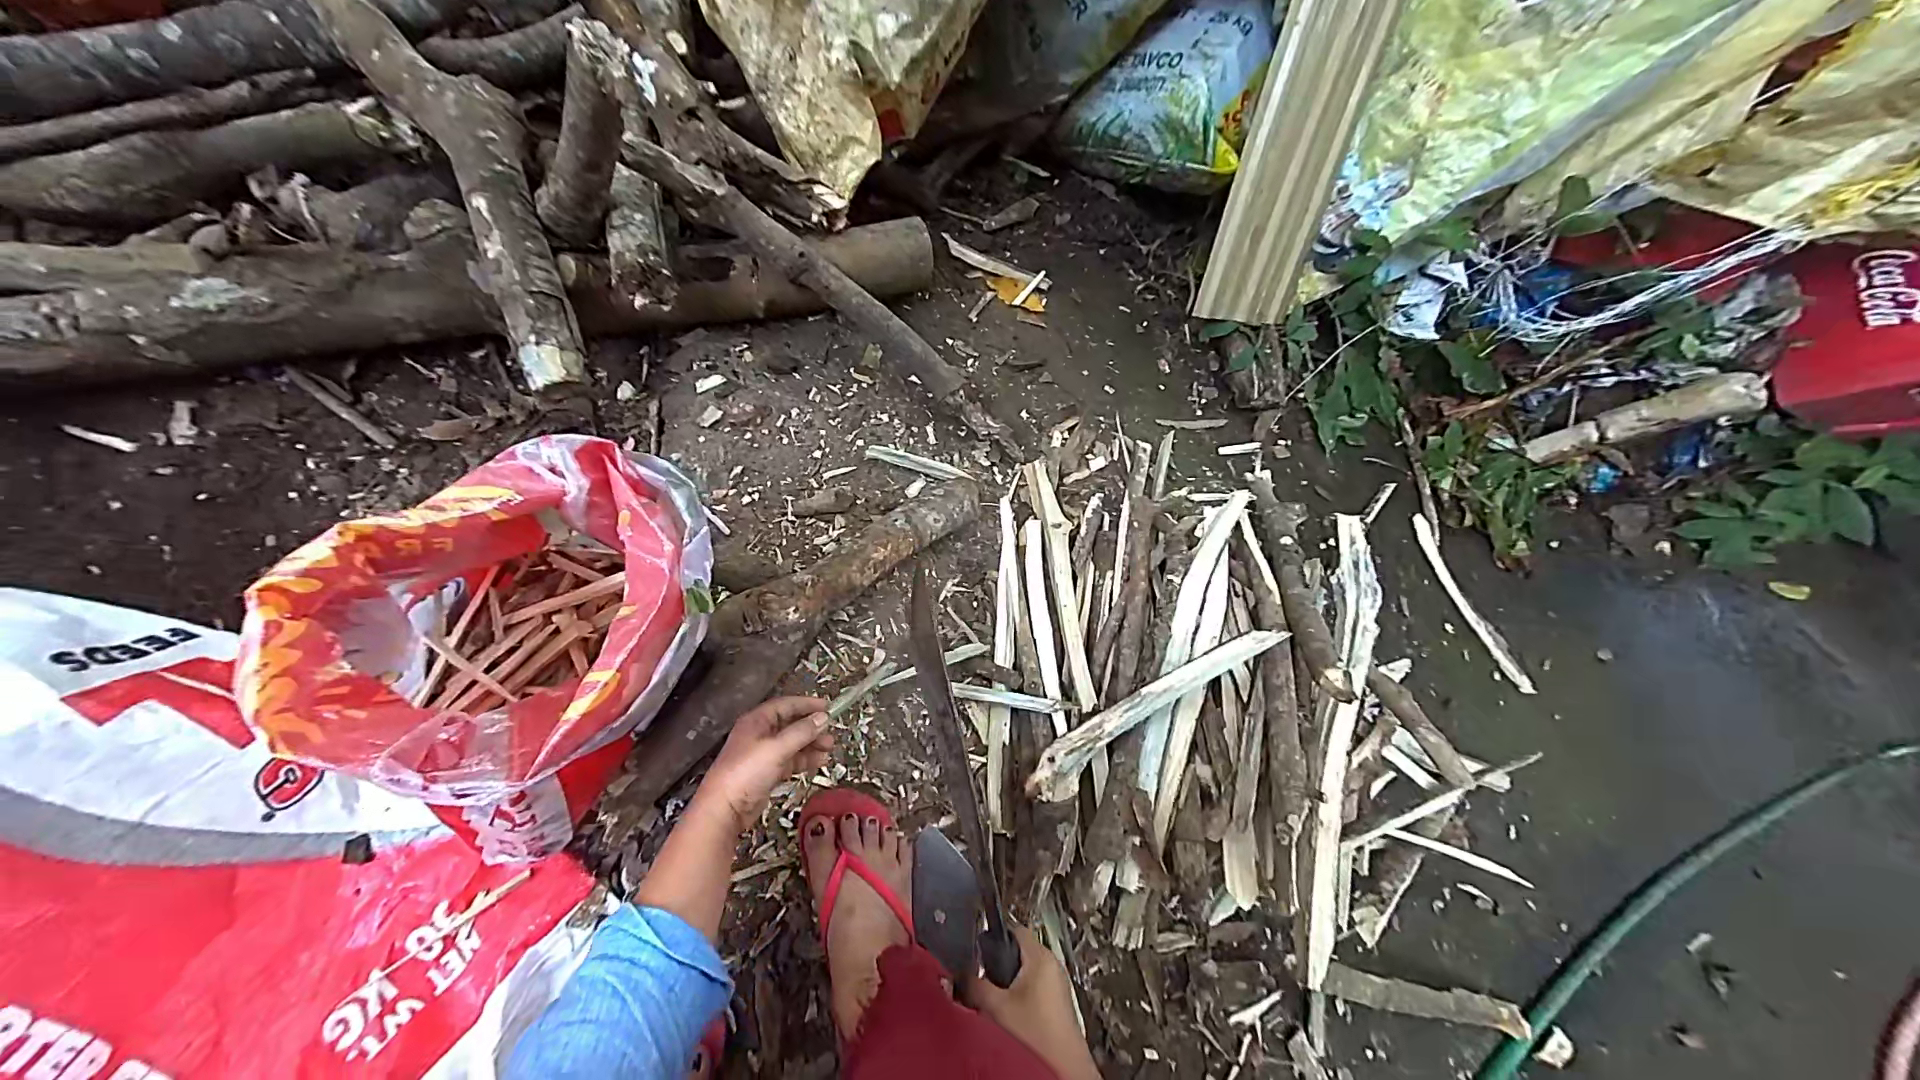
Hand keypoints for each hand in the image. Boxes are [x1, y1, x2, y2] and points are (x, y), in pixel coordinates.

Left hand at [694, 696, 832, 832]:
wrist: (723, 809)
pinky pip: (790, 760)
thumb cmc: (747, 772)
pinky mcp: (766, 773)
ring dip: (811, 744)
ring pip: (792, 743)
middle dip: (812, 727)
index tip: (828, 707)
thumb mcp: (777, 748)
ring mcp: (763, 754)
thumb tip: (823, 717)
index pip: (785, 705)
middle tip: (831, 732)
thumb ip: (802, 732)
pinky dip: (804, 759)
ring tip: (829, 748)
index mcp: (756, 721)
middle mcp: (759, 734)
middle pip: (790, 724)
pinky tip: (819, 761)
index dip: (807, 704)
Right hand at [964, 926, 1100, 1079]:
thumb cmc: (1034, 1034)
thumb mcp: (996, 1008)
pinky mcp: (1058, 1002)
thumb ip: (973, 986)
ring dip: (1008, 980)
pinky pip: (1035, 986)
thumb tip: (954, 976)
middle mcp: (1052, 964)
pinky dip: (1020, 993)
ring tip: (993, 997)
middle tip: (982, 975)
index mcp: (1041, 957)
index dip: (995, 934)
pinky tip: (1009, 1013)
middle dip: (999, 962)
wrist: (1062, 1069)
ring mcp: (1058, 983)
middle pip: (1019, 950)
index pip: (1015, 929)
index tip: (979, 946)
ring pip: (1026, 970)